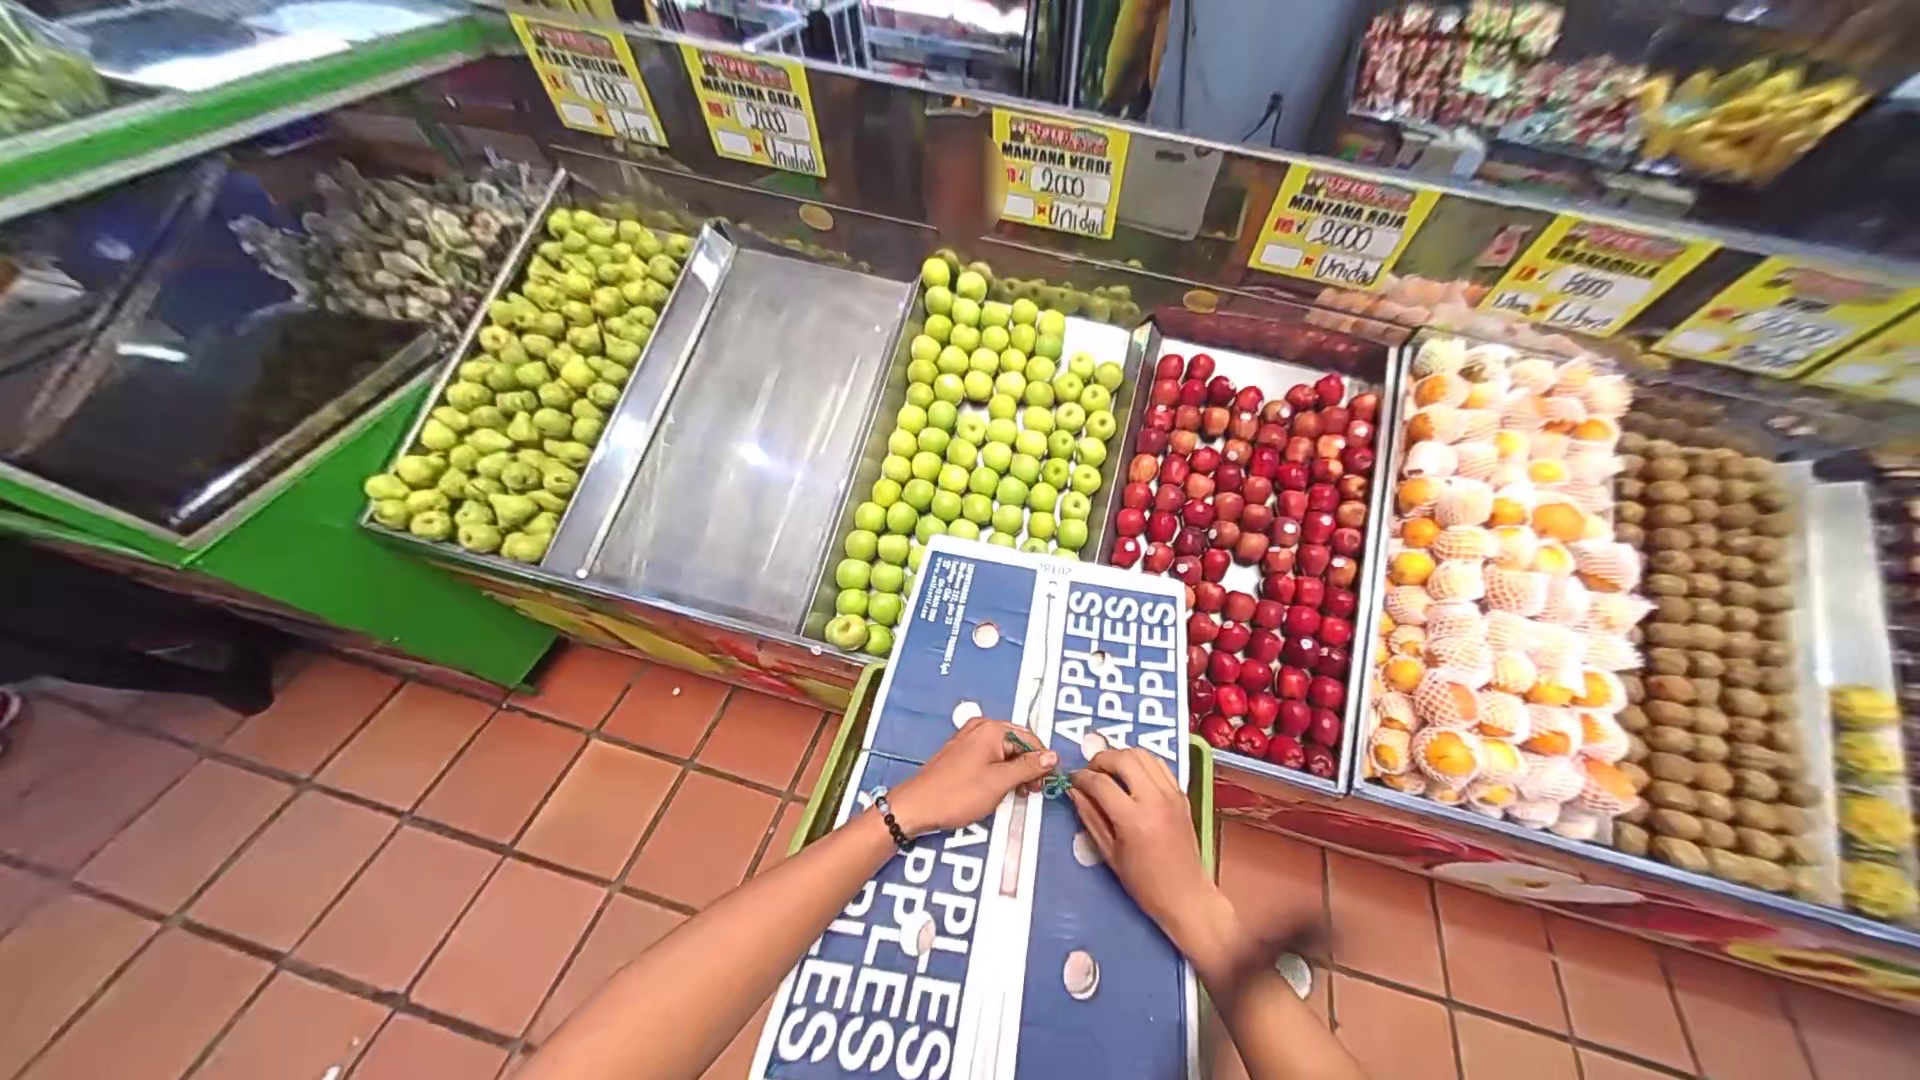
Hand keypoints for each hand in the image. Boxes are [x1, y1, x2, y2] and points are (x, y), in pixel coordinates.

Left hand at [887, 717, 1056, 836]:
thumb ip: (1028, 767)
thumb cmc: (958, 794)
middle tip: (1032, 790)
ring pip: (1004, 751)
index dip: (1042, 761)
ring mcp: (968, 739)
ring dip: (1015, 771)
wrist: (918, 806)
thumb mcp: (1000, 782)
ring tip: (1018, 792)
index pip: (1029, 738)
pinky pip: (990, 756)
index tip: (1046, 782)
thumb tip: (1051, 756)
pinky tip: (1000, 788)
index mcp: (991, 729)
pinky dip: (1000, 771)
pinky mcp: (961, 752)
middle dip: (1028, 766)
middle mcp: (980, 727)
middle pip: (1017, 743)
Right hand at [1069, 748, 1236, 968]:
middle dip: (1100, 760)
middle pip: (1121, 759)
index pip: (1100, 782)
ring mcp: (1170, 794)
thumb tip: (1074, 791)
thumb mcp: (1110, 853)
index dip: (1081, 777)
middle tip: (1090, 772)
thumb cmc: (1145, 883)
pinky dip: (1141, 762)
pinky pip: (1158, 764)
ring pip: (1142, 754)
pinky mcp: (1181, 794)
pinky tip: (1132, 775)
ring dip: (1121, 756)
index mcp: (1133, 819)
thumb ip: (1090, 817)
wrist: (1187, 896)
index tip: (1072, 780)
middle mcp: (1154, 799)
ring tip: (1110, 770)